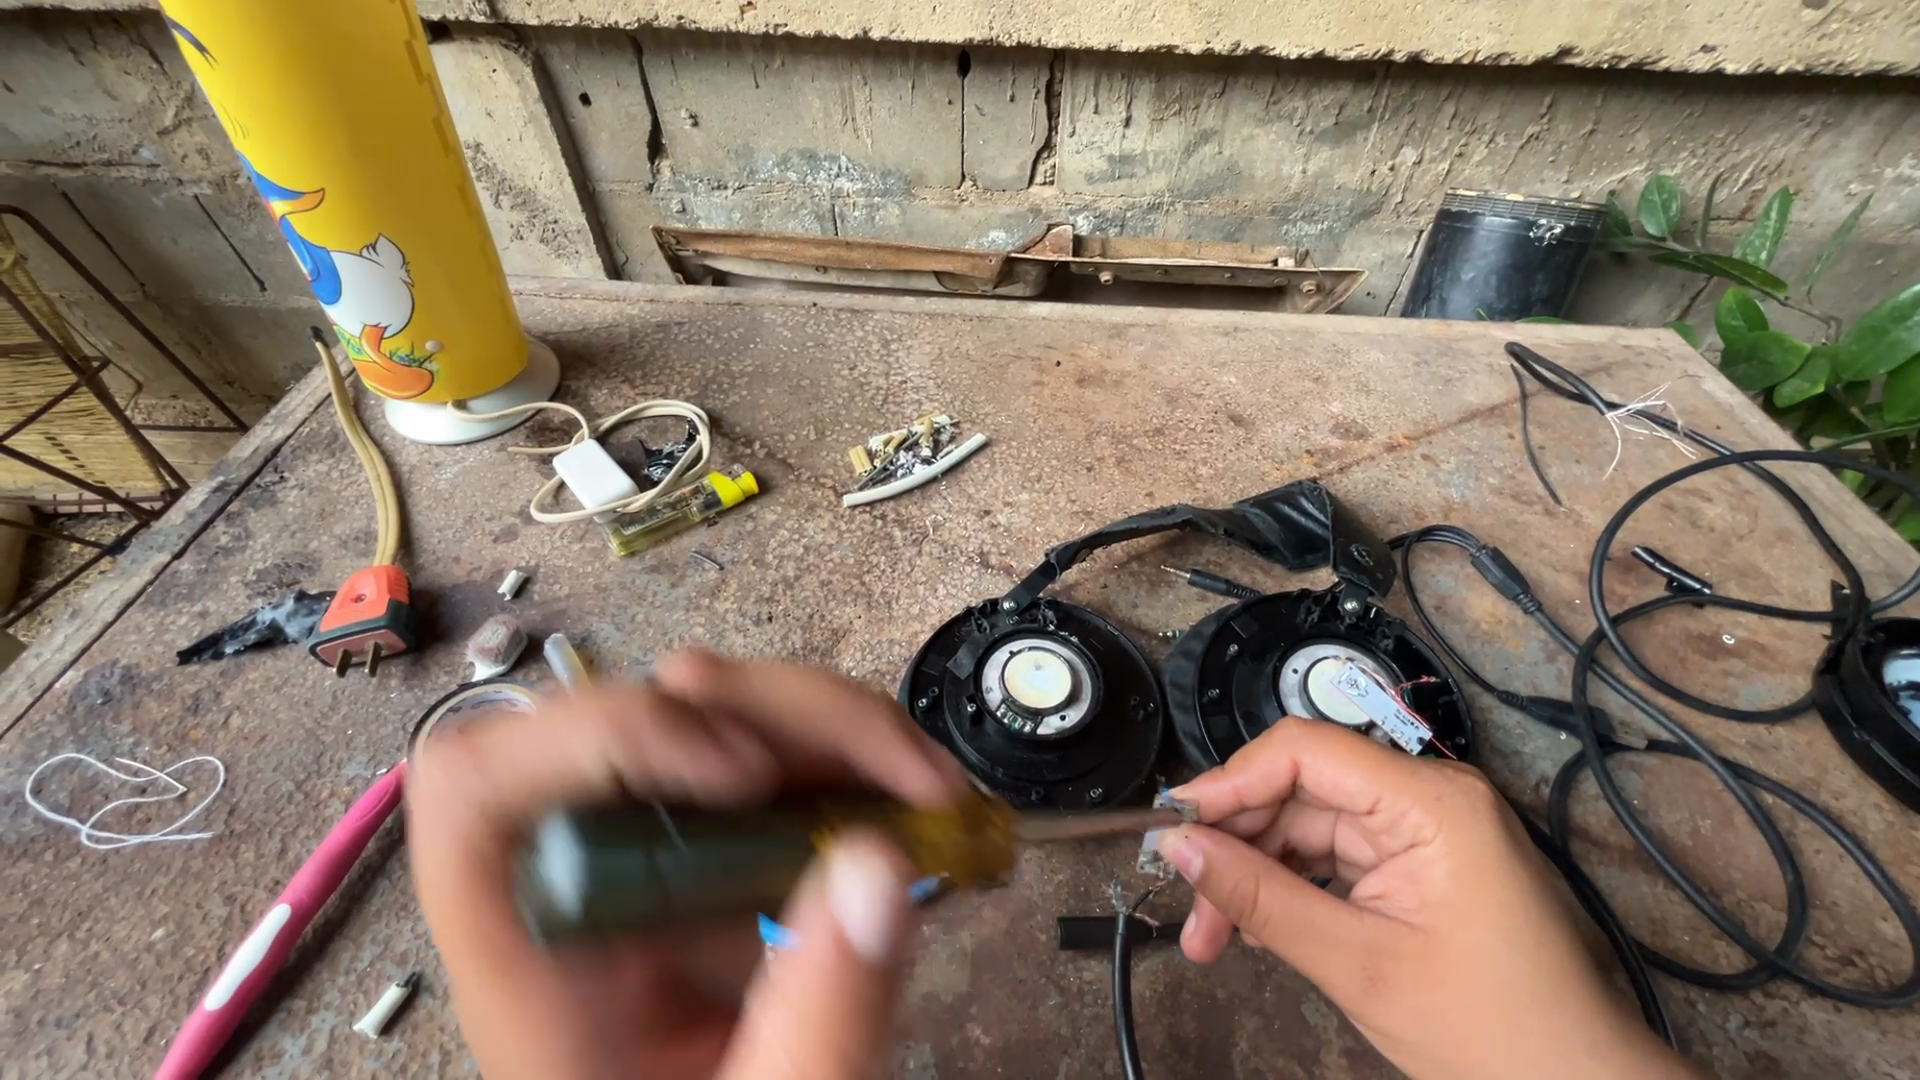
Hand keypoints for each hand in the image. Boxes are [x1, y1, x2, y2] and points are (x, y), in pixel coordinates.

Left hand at [405, 650, 968, 1079]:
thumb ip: (815, 1023)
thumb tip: (881, 866)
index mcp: (548, 939)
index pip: (489, 782)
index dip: (612, 734)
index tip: (747, 779)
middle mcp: (602, 852)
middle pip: (659, 704)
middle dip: (798, 716)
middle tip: (907, 779)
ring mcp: (673, 823)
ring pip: (735, 700)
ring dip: (846, 724)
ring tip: (936, 790)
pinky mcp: (737, 820)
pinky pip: (787, 738)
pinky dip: (861, 750)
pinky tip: (922, 795)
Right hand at [1156, 718, 1698, 1079]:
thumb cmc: (1488, 1037)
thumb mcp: (1358, 966)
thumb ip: (1259, 897)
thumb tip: (1176, 847)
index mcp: (1430, 801)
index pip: (1305, 751)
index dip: (1231, 780)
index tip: (1174, 825)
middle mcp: (1422, 796)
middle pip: (1295, 790)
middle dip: (1235, 845)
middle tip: (1189, 907)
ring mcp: (1415, 827)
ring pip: (1300, 825)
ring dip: (1252, 874)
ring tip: (1212, 936)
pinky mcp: (1407, 858)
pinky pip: (1324, 854)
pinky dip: (1284, 887)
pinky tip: (1255, 928)